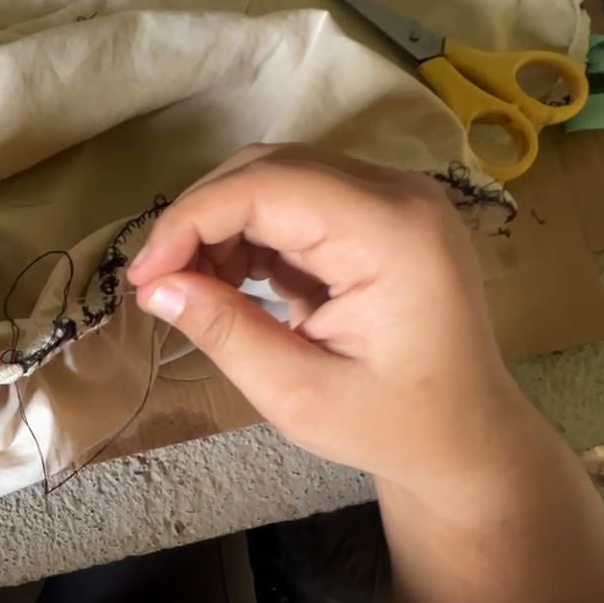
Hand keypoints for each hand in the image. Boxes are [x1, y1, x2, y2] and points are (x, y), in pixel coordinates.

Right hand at [126, 145, 552, 506]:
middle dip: (197, 220)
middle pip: (269, 169)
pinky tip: (221, 284)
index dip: (191, 221)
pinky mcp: (370, 219)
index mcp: (390, 234)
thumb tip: (154, 288)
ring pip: (272, 180)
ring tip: (186, 290)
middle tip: (155, 285)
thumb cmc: (386, 424)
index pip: (268, 186)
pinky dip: (241, 238)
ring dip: (215, 228)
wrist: (460, 433)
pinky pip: (288, 206)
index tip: (142, 278)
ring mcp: (386, 202)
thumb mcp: (296, 393)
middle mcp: (395, 196)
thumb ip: (226, 333)